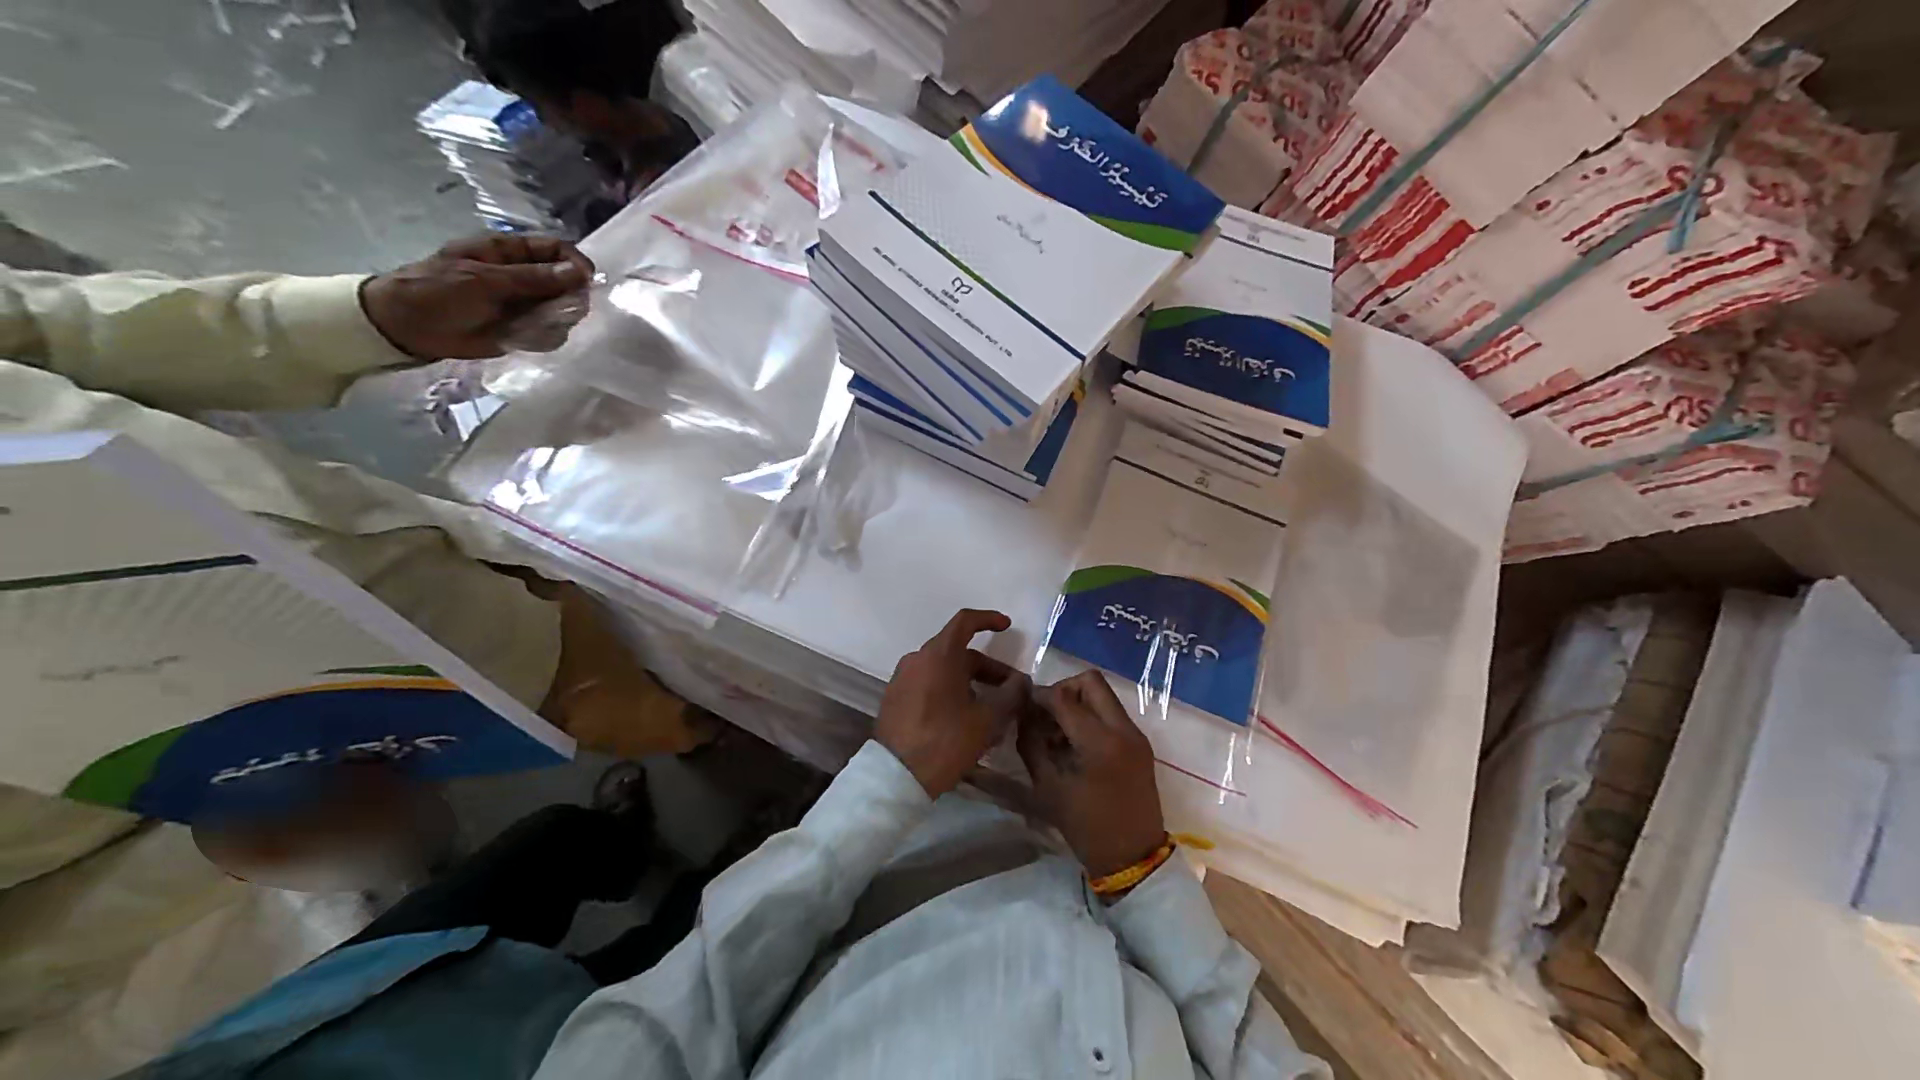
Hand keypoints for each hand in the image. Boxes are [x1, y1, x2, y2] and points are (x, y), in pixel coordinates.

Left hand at [360, 234, 594, 360]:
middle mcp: (524, 277)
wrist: (407, 328)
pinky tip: (530, 338)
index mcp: (510, 253)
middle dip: (571, 295)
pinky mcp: (524, 330)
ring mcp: (525, 305)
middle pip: (566, 282)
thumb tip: (580, 274)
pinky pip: (551, 333)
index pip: (557, 250)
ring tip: (539, 326)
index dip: (575, 262)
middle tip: (565, 310)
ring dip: (559, 319)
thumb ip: (533, 278)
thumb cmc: (437, 291)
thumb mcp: (484, 279)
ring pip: (563, 309)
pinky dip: (547, 336)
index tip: (587, 280)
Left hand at [875, 609, 1029, 797]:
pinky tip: (967, 721)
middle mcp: (917, 659)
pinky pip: (930, 686)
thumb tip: (1022, 682)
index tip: (1007, 626)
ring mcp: (903, 679)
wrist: (896, 775)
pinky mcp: (896, 699)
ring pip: (945, 672)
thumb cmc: (945, 740)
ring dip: (971, 685)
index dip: (988, 619)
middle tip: (1011, 691)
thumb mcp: (988, 719)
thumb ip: (1011, 695)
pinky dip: (951, 693)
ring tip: (993, 713)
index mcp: (938, 655)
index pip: (965, 621)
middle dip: (989, 669)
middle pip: (958, 653)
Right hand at [1017, 670, 1166, 878]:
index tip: (1022, 705)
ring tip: (1058, 732)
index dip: (1038, 696)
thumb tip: (1024, 715)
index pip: (1063, 698)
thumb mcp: (1047, 787)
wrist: (1133, 857)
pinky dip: (1091, 717)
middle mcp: (1123, 729)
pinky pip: (1112, 714)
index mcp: (1100, 741)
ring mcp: (1136, 735)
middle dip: (1062, 690)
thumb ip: (1031, 744)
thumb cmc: (1086, 827)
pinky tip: (1075, 743)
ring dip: (1077, 703)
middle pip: (1090, 682)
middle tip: (1045, 714)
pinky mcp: (1140, 744)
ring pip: (1103, 695)